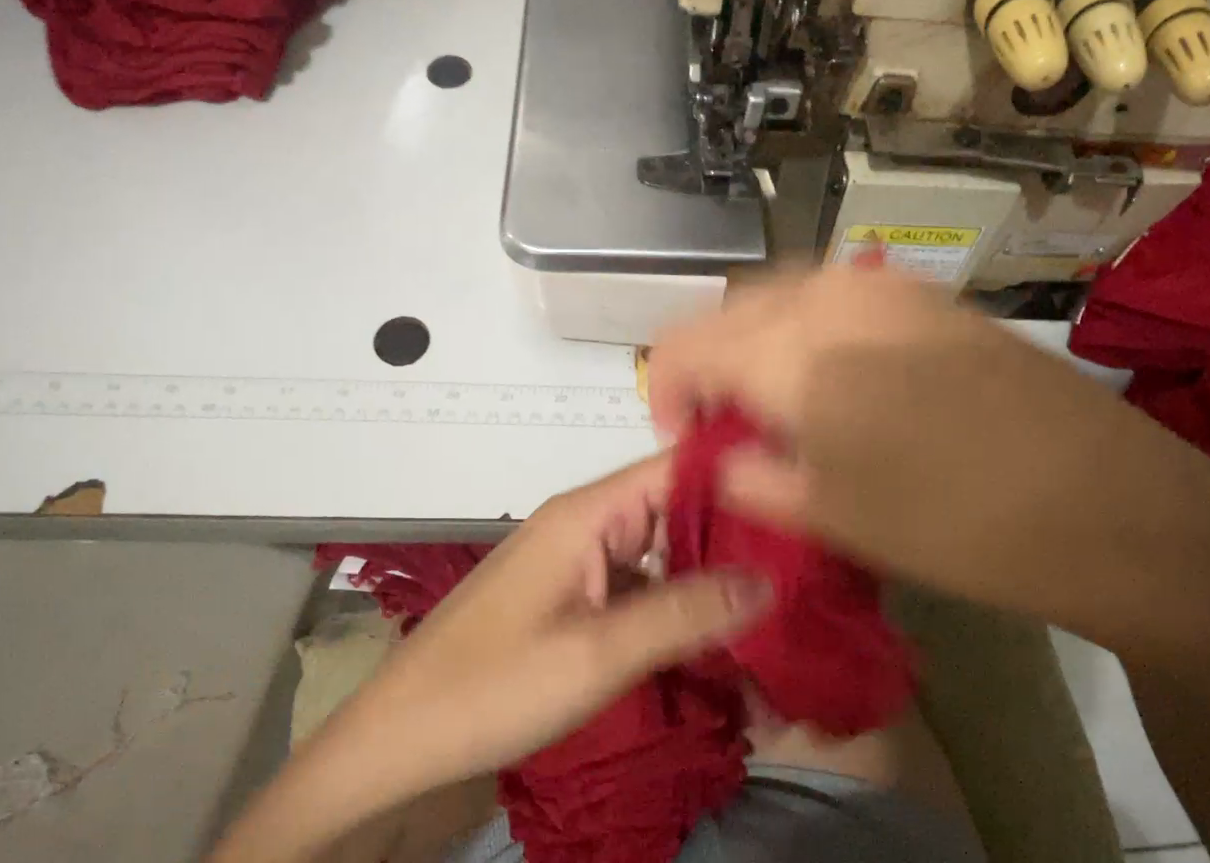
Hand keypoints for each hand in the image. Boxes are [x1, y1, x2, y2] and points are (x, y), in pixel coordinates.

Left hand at [318, 456, 772, 803]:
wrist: (400, 739)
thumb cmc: (493, 687)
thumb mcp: (598, 654)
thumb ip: (685, 612)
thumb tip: (771, 580)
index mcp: (588, 513)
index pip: (678, 469)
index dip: (740, 482)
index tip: (805, 511)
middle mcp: (586, 524)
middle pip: (677, 513)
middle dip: (737, 544)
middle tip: (809, 579)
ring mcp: (579, 562)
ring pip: (663, 556)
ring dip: (712, 586)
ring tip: (780, 616)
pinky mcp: (574, 598)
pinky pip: (640, 590)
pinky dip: (679, 613)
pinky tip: (721, 645)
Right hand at [648, 267, 1209, 660]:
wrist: (1108, 502)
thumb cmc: (956, 527)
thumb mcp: (831, 517)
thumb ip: (751, 474)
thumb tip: (718, 450)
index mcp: (791, 349)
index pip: (685, 344)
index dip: (666, 390)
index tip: (683, 437)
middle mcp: (829, 295)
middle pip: (732, 312)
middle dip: (712, 362)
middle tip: (727, 424)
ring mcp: (887, 287)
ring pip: (786, 298)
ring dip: (762, 343)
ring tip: (779, 403)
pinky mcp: (931, 296)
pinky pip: (839, 298)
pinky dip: (812, 331)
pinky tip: (839, 379)